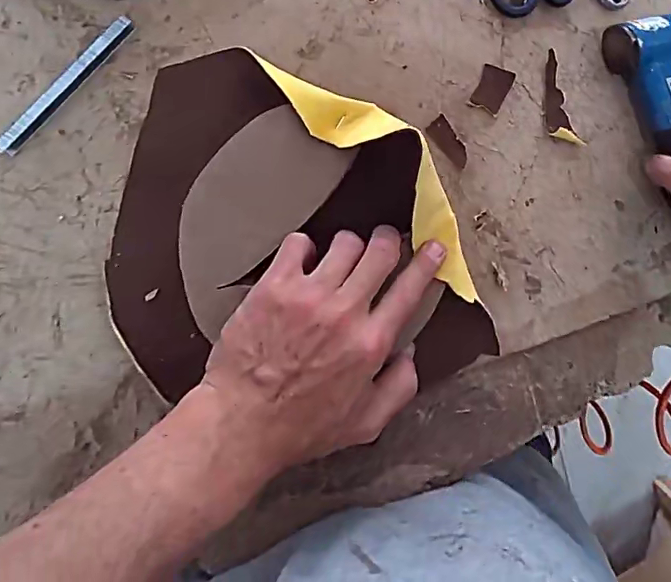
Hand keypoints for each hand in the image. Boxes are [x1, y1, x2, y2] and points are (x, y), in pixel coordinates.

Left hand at [195, 226, 444, 471]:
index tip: (434, 247)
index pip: (411, 287)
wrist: (236, 429)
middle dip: (388, 241)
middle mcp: (345, 314)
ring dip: (347, 247)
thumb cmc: (299, 429)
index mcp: (371, 343)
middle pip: (382, 250)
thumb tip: (410, 351)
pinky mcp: (274, 289)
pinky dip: (304, 248)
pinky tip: (303, 263)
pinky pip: (299, 243)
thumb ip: (400, 387)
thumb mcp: (364, 423)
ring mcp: (309, 298)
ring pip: (346, 242)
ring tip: (338, 260)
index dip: (427, 260)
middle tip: (383, 245)